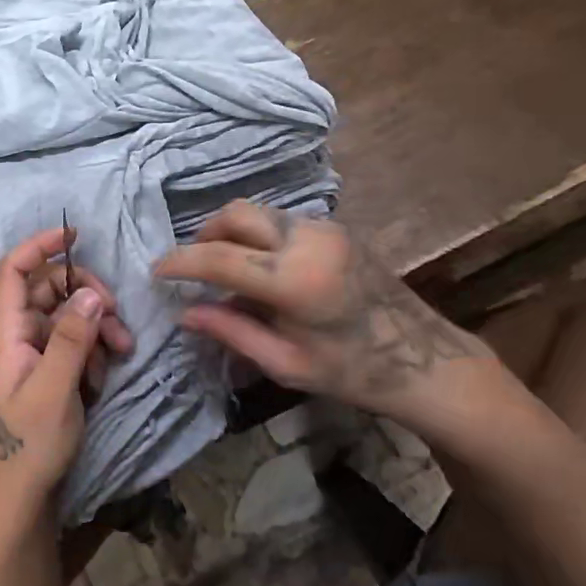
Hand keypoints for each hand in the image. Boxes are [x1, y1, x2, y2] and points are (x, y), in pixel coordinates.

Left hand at [0, 227, 134, 515]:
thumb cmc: (31, 443)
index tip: (75, 233)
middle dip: (88, 296)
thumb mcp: (54, 388)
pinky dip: (95, 348)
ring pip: (71, 315)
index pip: (15, 270)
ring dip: (99, 325)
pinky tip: (104, 374)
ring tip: (122, 352)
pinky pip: (77, 341)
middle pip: (52, 289)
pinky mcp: (54, 370)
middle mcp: (19, 333)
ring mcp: (37, 352)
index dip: (39, 245)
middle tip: (117, 318)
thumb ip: (72, 338)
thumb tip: (91, 291)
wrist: (26, 496)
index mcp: (6, 330)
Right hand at [153, 200, 495, 427]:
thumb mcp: (286, 363)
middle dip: (204, 236)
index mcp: (294, 280)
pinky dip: (256, 236)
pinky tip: (260, 269)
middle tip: (193, 268)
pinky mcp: (335, 228)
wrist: (428, 362)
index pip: (219, 258)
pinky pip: (278, 220)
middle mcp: (307, 240)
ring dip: (230, 234)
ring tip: (225, 270)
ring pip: (256, 213)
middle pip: (234, 214)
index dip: (180, 262)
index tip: (156, 271)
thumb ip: (230, 331)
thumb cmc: (354, 373)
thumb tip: (183, 313)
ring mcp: (324, 228)